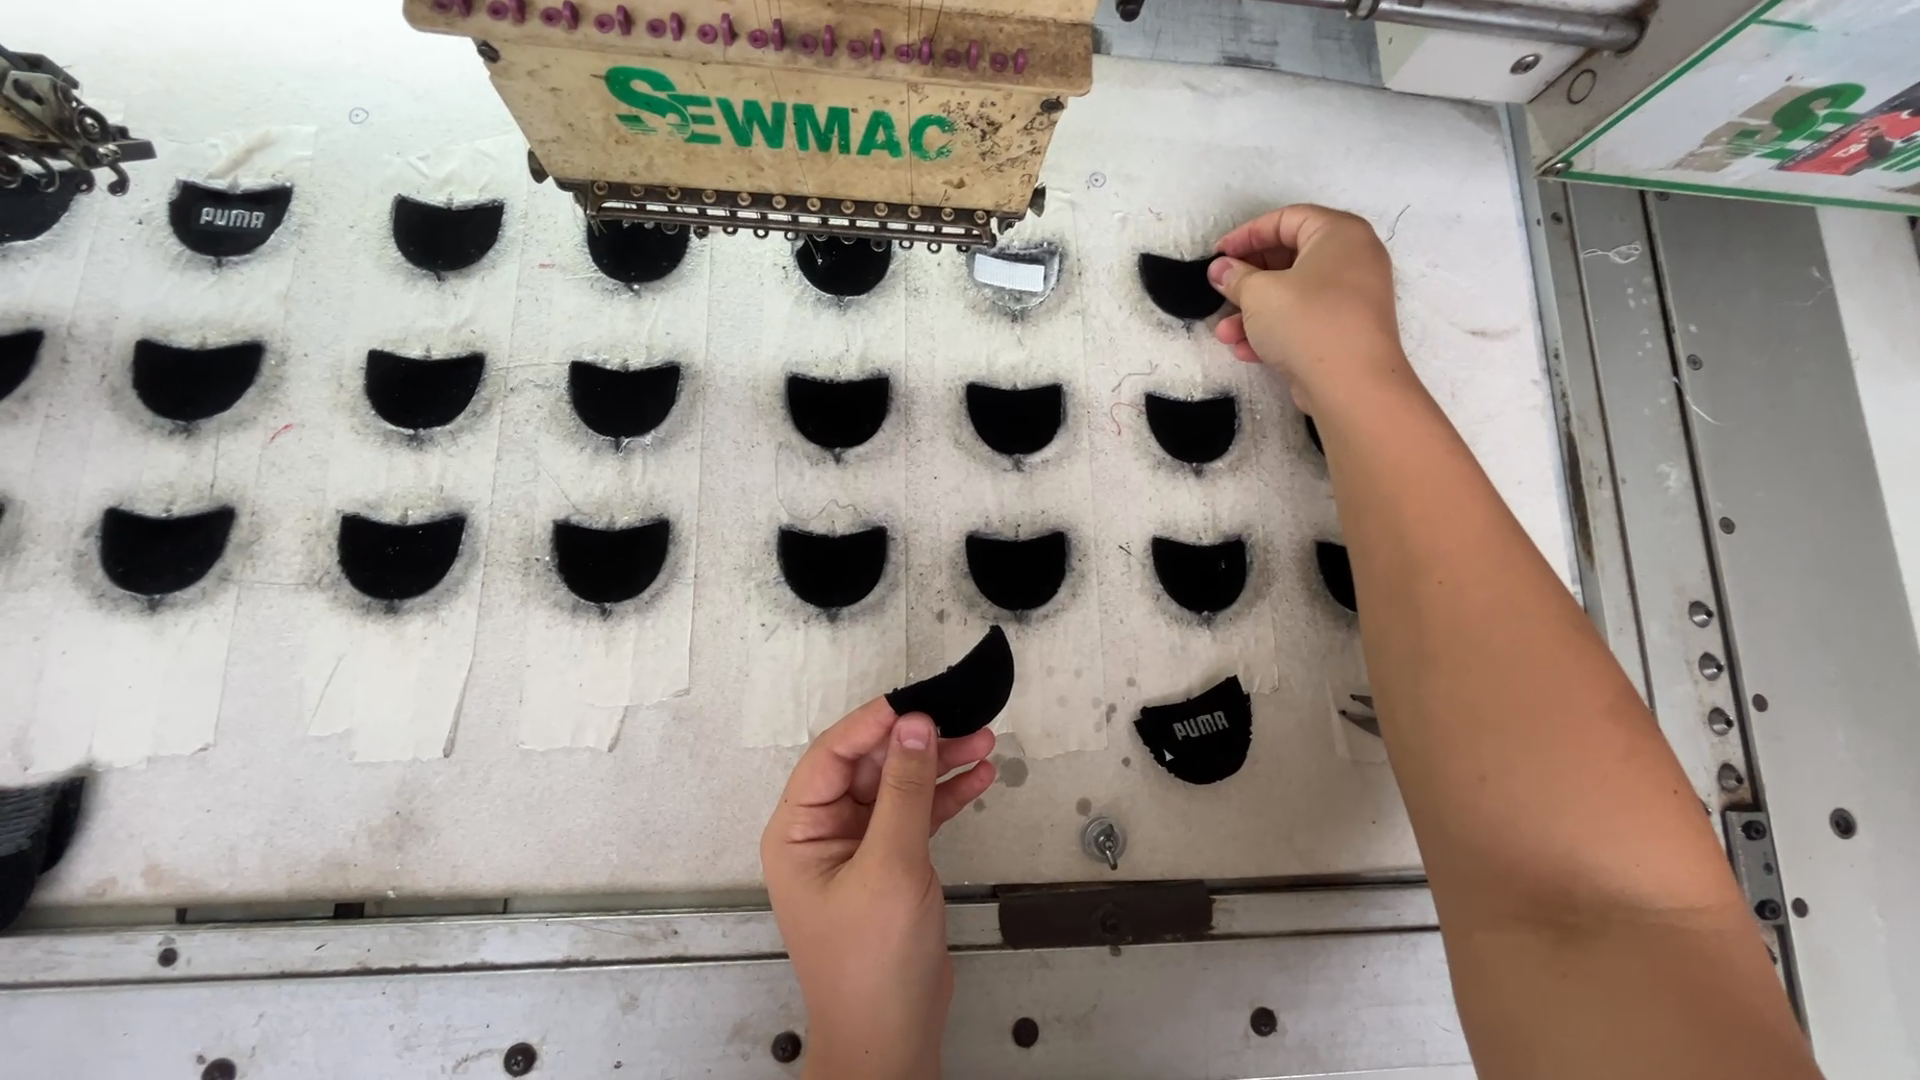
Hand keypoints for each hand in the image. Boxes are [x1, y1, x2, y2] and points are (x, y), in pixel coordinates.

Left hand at [761, 699, 997, 1078]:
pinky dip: (947, 794)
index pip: (833, 755)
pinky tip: (978, 777)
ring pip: (900, 785)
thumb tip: (913, 724)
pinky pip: (919, 812)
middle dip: (917, 743)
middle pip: (872, 765)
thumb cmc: (871, 963)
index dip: (873, 723)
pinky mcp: (893, 860)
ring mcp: (862, 845)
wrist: (893, 1035)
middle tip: (962, 720)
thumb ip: (904, 790)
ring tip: (984, 741)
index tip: (916, 701)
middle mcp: (826, 830)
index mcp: (799, 829)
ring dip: (940, 764)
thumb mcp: (889, 865)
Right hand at [1208, 205, 1410, 413]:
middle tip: (1220, 292)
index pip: (1286, 219)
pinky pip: (1303, 320)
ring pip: (1292, 295)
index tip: (1217, 256)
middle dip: (1247, 280)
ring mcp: (1351, 297)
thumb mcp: (1259, 294)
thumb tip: (1220, 270)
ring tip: (1224, 334)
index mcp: (1339, 234)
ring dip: (1253, 313)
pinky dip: (1273, 330)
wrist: (1351, 384)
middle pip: (1289, 258)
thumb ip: (1235, 277)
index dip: (1246, 234)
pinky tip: (1245, 350)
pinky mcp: (1344, 331)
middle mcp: (1352, 258)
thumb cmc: (1306, 321)